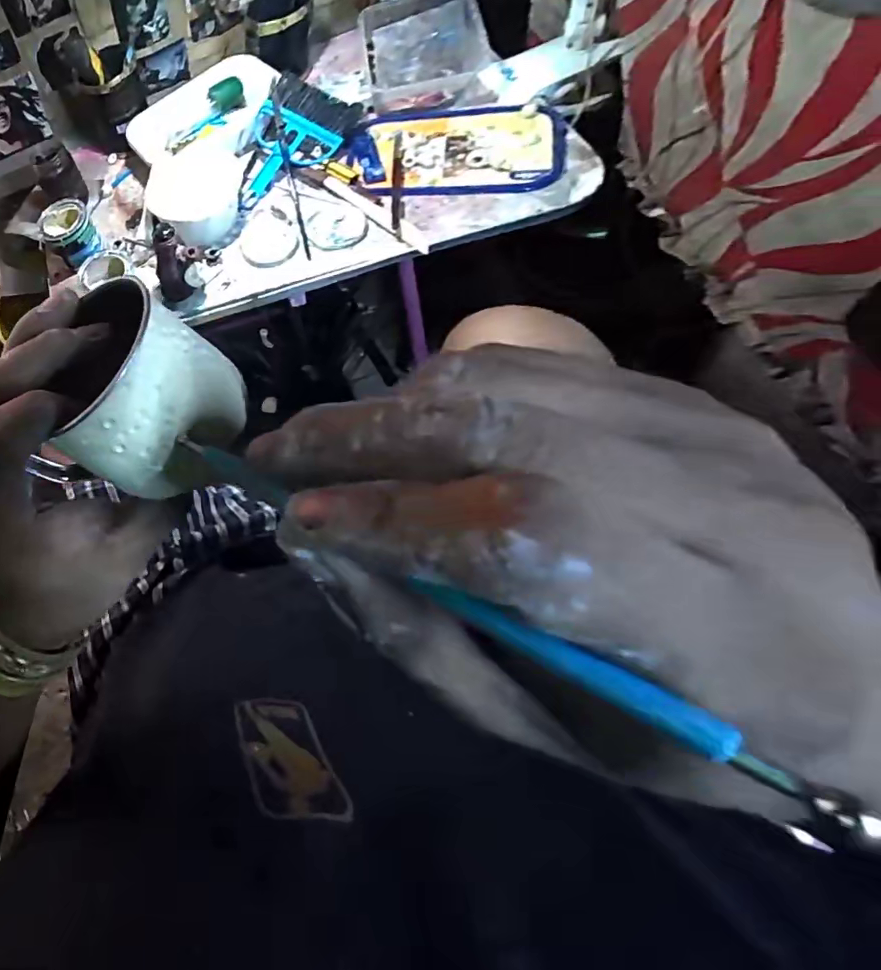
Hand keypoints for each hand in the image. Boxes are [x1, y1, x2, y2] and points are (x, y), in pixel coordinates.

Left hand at [0, 286, 177, 649]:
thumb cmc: (67, 591)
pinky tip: (60, 325)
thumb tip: (203, 445)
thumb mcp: (121, 556)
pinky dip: (28, 354)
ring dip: (28, 342)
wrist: (18, 612)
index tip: (80, 392)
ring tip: (74, 300)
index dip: (26, 412)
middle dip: (36, 358)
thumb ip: (157, 500)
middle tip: (95, 327)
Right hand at [247, 344, 880, 814]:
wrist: (863, 667)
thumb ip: (413, 634)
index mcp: (703, 621)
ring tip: (314, 441)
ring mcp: (693, 426)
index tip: (294, 520)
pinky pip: (517, 360)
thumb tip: (306, 544)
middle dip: (351, 439)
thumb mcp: (535, 724)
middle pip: (492, 428)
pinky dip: (424, 387)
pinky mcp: (667, 391)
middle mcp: (711, 498)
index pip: (519, 529)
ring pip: (492, 381)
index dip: (387, 515)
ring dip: (376, 408)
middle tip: (266, 459)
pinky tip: (394, 424)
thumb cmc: (674, 728)